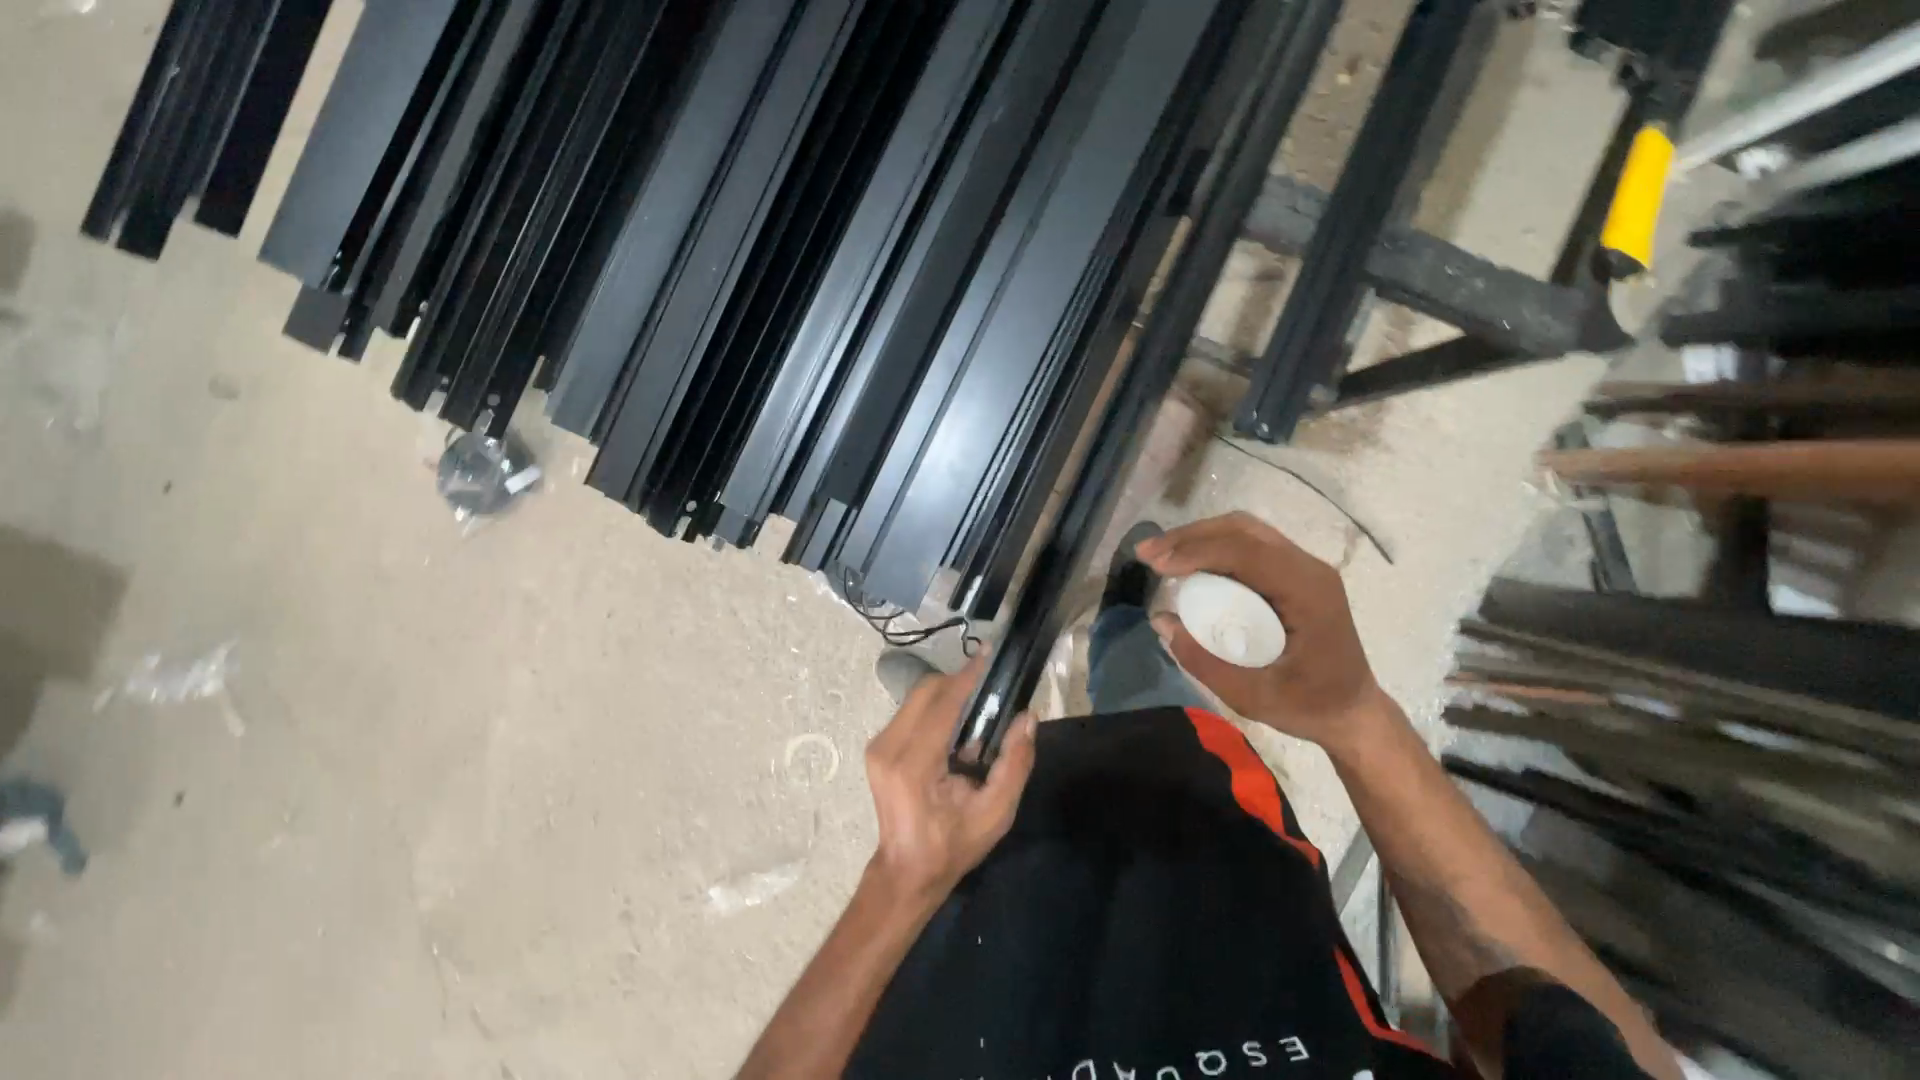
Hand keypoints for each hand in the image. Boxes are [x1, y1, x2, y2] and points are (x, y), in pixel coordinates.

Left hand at [864, 651, 1036, 898]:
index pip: (943, 704)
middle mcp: (888, 748)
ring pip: (916, 698)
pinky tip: (957, 732)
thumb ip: (1015, 763)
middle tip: (992, 688)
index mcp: (913, 765)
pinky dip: (936, 709)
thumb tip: (1027, 717)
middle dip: (960, 682)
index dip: (968, 676)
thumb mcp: (995, 813)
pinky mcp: (877, 748)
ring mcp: (877, 746)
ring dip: (948, 696)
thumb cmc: (952, 846)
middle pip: (926, 691)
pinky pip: (910, 711)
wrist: (907, 870)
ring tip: (978, 717)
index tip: (989, 653)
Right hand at [1137, 512, 1385, 748]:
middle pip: (1243, 530)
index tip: (1156, 565)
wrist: (1352, 712)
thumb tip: (1161, 620)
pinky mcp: (1296, 573)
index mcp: (1308, 593)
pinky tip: (1188, 563)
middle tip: (1147, 555)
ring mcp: (1305, 567)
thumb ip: (1205, 661)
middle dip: (1190, 537)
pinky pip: (1250, 546)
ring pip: (1245, 531)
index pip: (1247, 553)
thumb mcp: (1253, 696)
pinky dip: (1214, 548)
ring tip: (1160, 556)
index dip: (1197, 551)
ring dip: (1199, 538)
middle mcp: (1310, 569)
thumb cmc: (1308, 706)